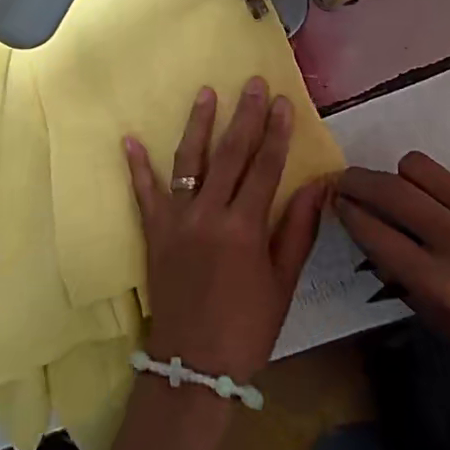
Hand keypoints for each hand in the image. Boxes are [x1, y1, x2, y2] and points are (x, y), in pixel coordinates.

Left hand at [124, 78, 324, 382]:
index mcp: (245, 228)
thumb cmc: (248, 326)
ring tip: (206, 93)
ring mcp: (177, 222)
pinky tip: (130, 140)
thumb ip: (298, 230)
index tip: (283, 102)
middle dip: (245, 116)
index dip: (277, 132)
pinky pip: (144, 194)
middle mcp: (209, 215)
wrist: (194, 364)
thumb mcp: (284, 281)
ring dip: (198, 126)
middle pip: (231, 155)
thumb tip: (319, 187)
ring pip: (189, 163)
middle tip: (253, 84)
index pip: (266, 167)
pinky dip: (137, 167)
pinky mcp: (154, 234)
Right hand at [335, 152, 449, 404]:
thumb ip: (406, 280)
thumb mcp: (446, 328)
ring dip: (401, 178)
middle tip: (347, 182)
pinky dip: (445, 193)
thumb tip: (375, 239)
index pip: (377, 234)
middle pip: (393, 190)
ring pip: (421, 167)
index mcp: (446, 289)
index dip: (349, 213)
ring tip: (403, 194)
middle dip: (359, 182)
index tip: (337, 202)